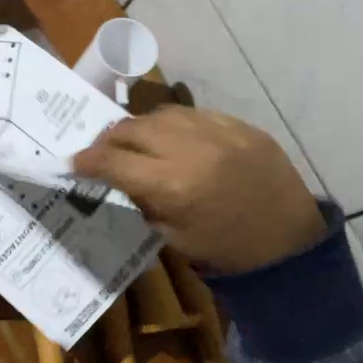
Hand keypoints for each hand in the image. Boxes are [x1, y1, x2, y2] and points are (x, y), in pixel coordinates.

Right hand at [73, 108, 325, 274]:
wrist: (288, 243)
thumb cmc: (225, 249)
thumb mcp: (173, 236)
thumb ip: (142, 201)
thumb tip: (118, 180)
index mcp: (172, 185)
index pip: (114, 162)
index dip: (87, 161)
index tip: (74, 163)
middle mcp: (191, 150)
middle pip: (133, 129)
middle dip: (109, 140)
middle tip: (100, 151)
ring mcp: (219, 132)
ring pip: (163, 114)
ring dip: (141, 127)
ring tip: (134, 140)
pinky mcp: (241, 126)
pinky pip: (195, 114)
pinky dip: (174, 123)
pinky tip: (171, 136)